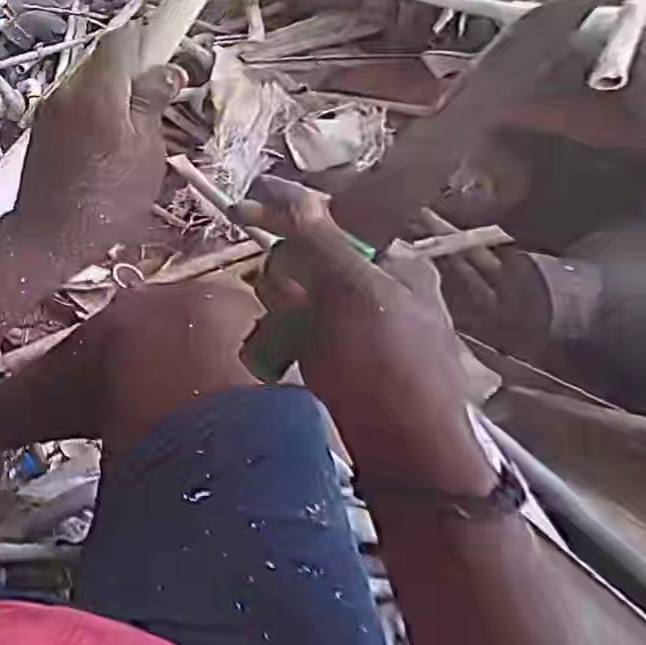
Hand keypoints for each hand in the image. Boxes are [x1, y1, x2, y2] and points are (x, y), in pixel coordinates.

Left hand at [11, 22, 180, 256]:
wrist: (51, 235)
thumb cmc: (106, 198)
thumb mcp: (146, 150)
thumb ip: (152, 103)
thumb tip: (165, 71)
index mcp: (95, 90)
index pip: (120, 39)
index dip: (147, 42)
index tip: (165, 59)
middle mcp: (65, 91)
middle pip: (102, 62)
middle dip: (130, 74)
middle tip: (155, 104)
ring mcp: (48, 109)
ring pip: (87, 84)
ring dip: (112, 95)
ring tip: (132, 131)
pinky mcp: (41, 128)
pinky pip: (73, 106)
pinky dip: (93, 112)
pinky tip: (106, 144)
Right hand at [234, 176, 490, 492]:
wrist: (402, 449)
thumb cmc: (390, 365)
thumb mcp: (359, 295)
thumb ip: (324, 242)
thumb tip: (296, 195)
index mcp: (391, 261)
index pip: (330, 216)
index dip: (287, 211)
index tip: (243, 211)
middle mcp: (365, 281)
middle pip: (298, 253)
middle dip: (286, 276)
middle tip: (292, 302)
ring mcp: (341, 313)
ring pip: (284, 285)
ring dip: (280, 307)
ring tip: (294, 335)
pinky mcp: (321, 341)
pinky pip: (281, 318)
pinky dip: (276, 330)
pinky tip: (284, 349)